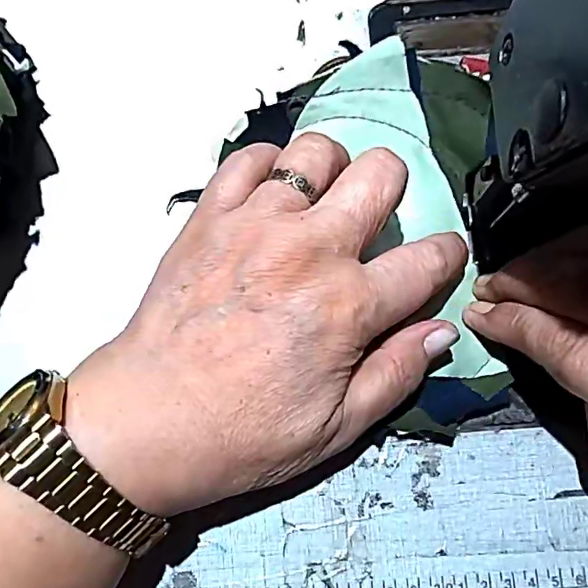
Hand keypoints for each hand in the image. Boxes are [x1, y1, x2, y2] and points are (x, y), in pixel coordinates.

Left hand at [65, 133, 467, 517]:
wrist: (146, 419)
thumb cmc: (233, 436)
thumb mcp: (332, 430)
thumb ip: (394, 375)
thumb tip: (438, 331)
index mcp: (348, 306)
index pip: (432, 257)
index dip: (441, 262)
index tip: (424, 272)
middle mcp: (307, 251)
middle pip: (383, 174)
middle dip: (389, 196)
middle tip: (365, 231)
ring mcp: (252, 228)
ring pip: (316, 152)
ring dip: (327, 174)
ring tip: (313, 209)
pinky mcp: (205, 222)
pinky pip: (245, 161)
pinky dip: (264, 168)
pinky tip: (263, 200)